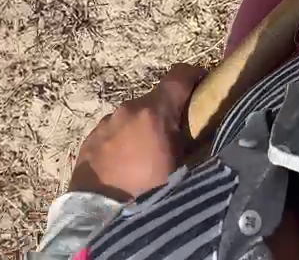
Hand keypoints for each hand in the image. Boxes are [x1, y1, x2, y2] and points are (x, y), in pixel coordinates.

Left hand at [67, 64, 203, 201]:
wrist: (98, 222)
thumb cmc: (147, 194)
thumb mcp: (184, 170)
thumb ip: (198, 144)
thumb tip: (210, 133)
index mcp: (155, 112)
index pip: (180, 75)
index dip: (195, 77)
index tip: (204, 86)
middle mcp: (129, 109)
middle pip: (155, 100)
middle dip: (167, 114)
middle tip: (175, 138)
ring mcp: (105, 124)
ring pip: (132, 117)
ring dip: (142, 129)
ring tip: (146, 157)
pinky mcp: (88, 141)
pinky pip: (112, 132)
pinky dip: (122, 141)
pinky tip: (124, 165)